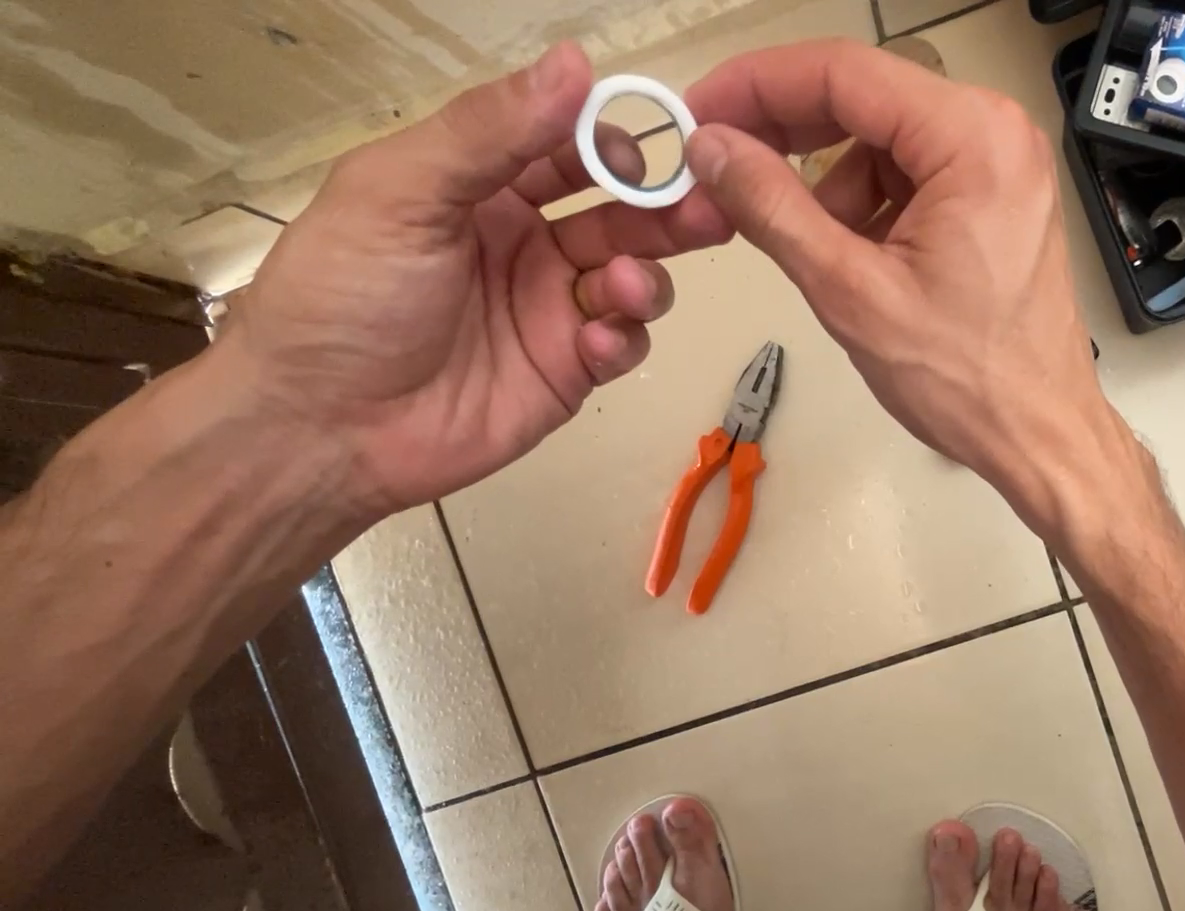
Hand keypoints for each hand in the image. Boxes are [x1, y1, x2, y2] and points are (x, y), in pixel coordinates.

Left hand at [215, 42, 733, 518]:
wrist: (329, 427)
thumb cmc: (348, 295)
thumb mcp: (401, 192)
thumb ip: (491, 132)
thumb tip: (578, 61)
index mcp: (485, 192)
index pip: (569, 154)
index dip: (613, 147)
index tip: (646, 155)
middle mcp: (530, 246)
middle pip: (622, 219)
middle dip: (666, 214)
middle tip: (708, 215)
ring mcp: (556, 312)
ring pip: (636, 282)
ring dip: (645, 280)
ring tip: (625, 290)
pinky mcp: (573, 372)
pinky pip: (623, 345)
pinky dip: (622, 340)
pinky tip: (593, 345)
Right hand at [682, 40, 1128, 530]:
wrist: (1038, 436)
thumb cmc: (967, 381)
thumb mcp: (852, 293)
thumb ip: (773, 209)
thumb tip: (712, 149)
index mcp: (973, 139)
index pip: (842, 73)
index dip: (757, 87)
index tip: (698, 115)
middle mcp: (999, 135)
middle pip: (866, 101)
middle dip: (788, 137)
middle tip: (724, 173)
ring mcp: (1004, 169)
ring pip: (886, 146)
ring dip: (832, 186)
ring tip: (813, 251)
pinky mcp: (999, 206)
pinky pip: (916, 182)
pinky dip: (871, 209)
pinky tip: (855, 259)